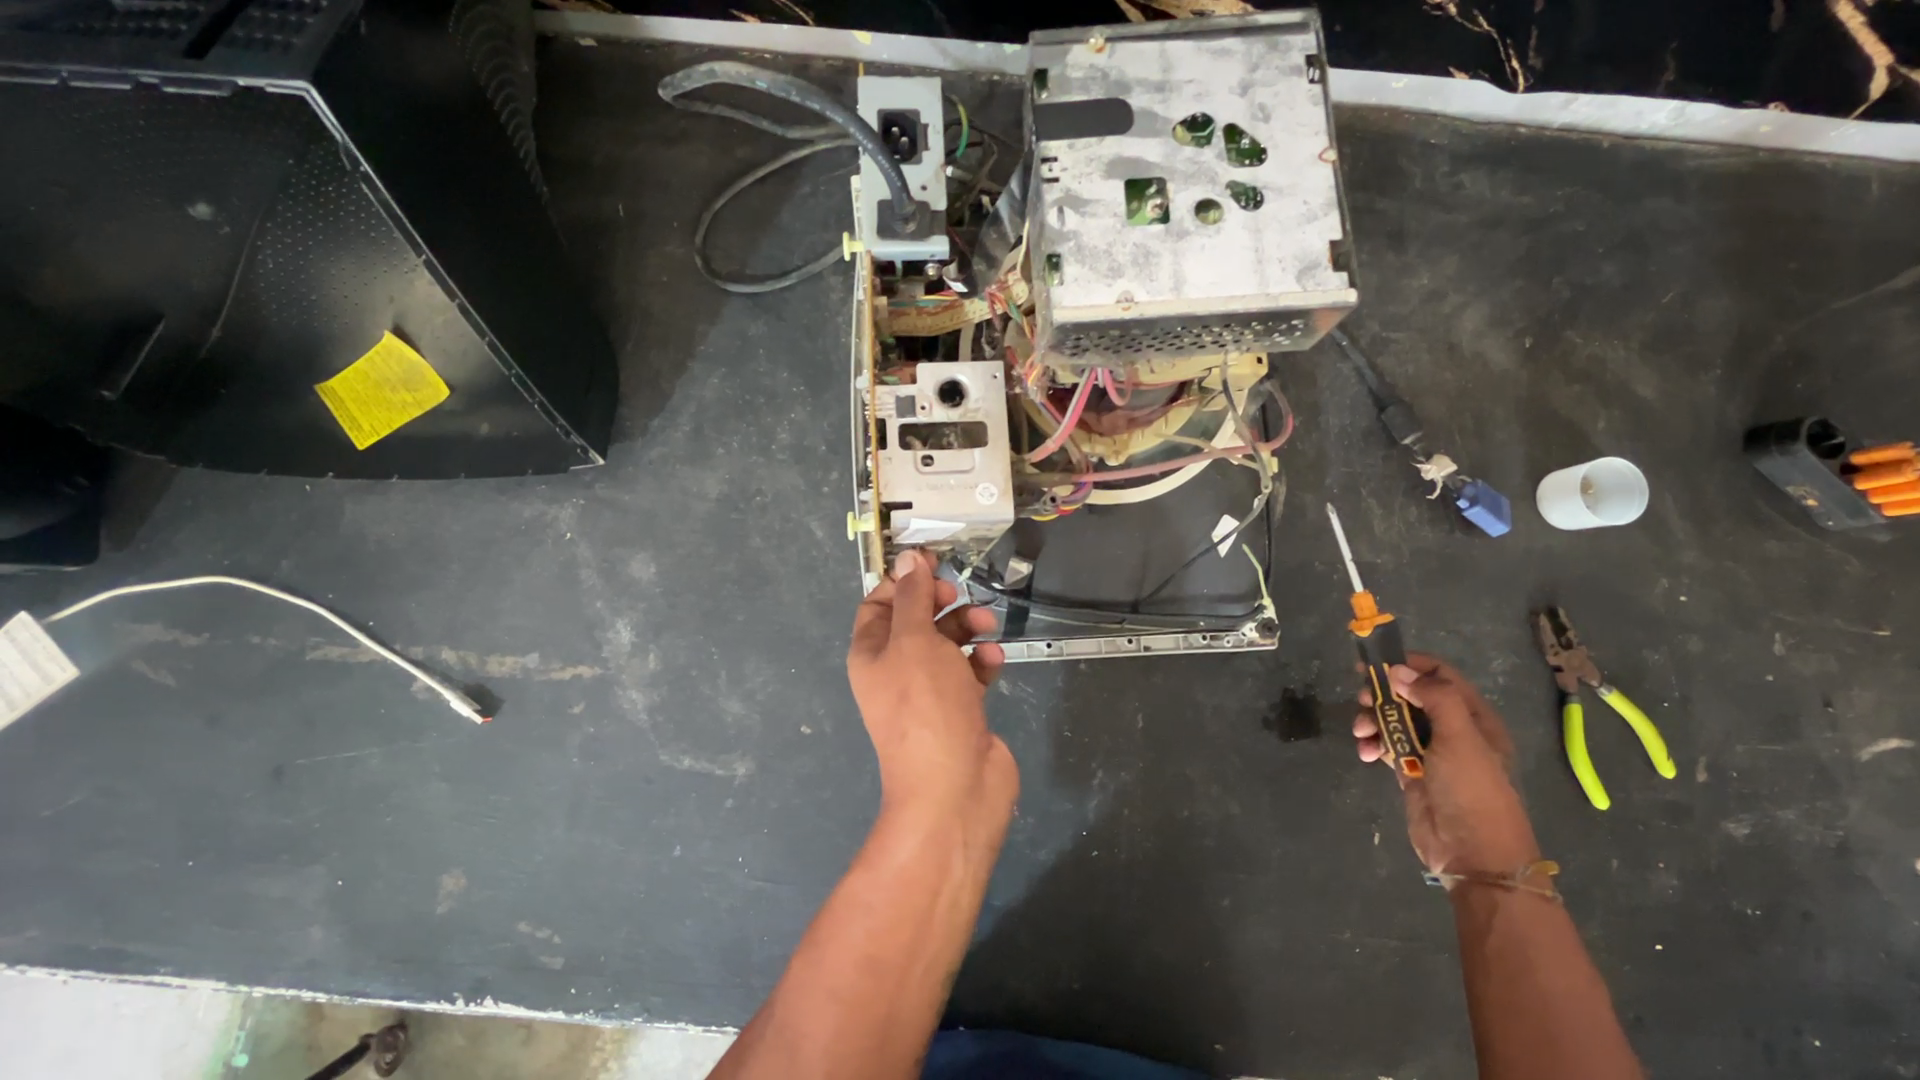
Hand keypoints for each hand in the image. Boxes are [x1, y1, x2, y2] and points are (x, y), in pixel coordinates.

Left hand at [848, 550, 1016, 827]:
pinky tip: (993, 659)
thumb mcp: (915, 641)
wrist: (953, 785)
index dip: (904, 581)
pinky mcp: (961, 708)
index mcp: (871, 653)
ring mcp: (929, 692)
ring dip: (967, 628)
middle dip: (941, 603)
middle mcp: (895, 670)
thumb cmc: (925, 705)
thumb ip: (913, 597)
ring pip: (948, 644)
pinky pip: (970, 671)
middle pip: (917, 620)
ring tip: (986, 627)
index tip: (934, 564)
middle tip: (959, 595)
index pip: (880, 603)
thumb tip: (908, 558)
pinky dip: (982, 660)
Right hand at [1353, 654, 1538, 874]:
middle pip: (1411, 696)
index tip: (1376, 664)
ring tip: (1361, 732)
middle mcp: (1452, 730)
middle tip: (1362, 699)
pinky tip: (1366, 754)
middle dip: (1384, 694)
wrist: (1473, 853)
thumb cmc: (1472, 789)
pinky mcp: (1412, 773)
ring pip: (1395, 721)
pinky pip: (1387, 747)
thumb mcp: (1460, 738)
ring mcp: (1431, 752)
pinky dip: (1373, 745)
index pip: (1440, 676)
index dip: (1410, 665)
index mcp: (1473, 717)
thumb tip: (1398, 670)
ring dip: (1374, 721)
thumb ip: (1433, 697)